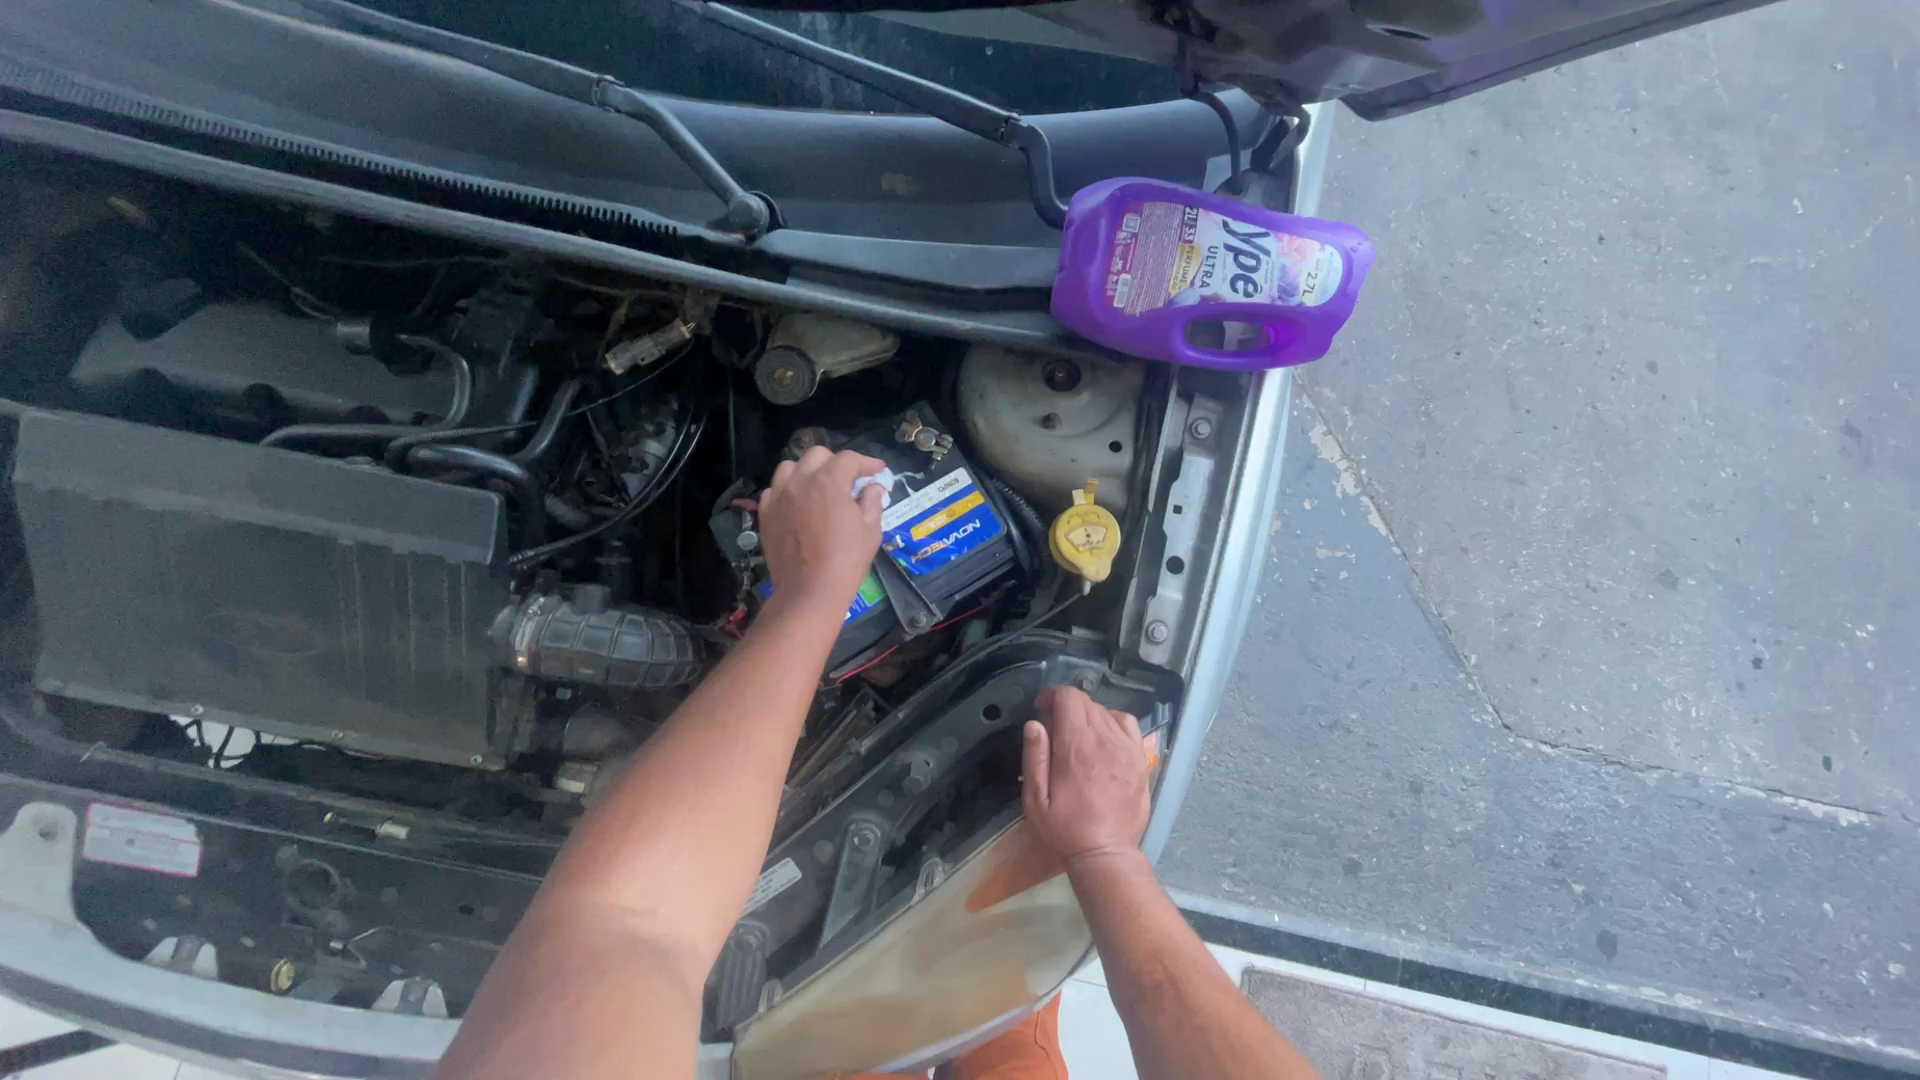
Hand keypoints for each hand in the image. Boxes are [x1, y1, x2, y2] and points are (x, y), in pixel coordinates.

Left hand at [758, 446, 886, 618]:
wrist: (808, 591)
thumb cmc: (846, 561)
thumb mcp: (870, 530)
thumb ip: (872, 501)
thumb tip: (873, 487)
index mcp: (829, 482)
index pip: (849, 459)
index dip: (867, 462)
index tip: (878, 471)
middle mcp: (800, 482)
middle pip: (817, 456)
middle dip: (837, 463)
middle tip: (850, 480)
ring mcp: (778, 497)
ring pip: (791, 467)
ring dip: (808, 472)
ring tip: (820, 487)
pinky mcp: (766, 513)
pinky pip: (775, 490)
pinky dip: (789, 490)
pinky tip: (799, 504)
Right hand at [1022, 686, 1150, 864]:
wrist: (1106, 853)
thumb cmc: (1065, 828)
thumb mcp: (1035, 799)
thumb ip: (1034, 756)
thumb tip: (1034, 723)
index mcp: (1076, 745)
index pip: (1069, 697)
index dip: (1052, 695)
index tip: (1041, 709)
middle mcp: (1104, 739)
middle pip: (1087, 701)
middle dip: (1067, 705)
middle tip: (1055, 726)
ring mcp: (1126, 748)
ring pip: (1106, 711)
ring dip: (1088, 714)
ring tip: (1078, 734)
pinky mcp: (1140, 759)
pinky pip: (1128, 724)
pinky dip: (1113, 722)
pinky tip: (1105, 737)